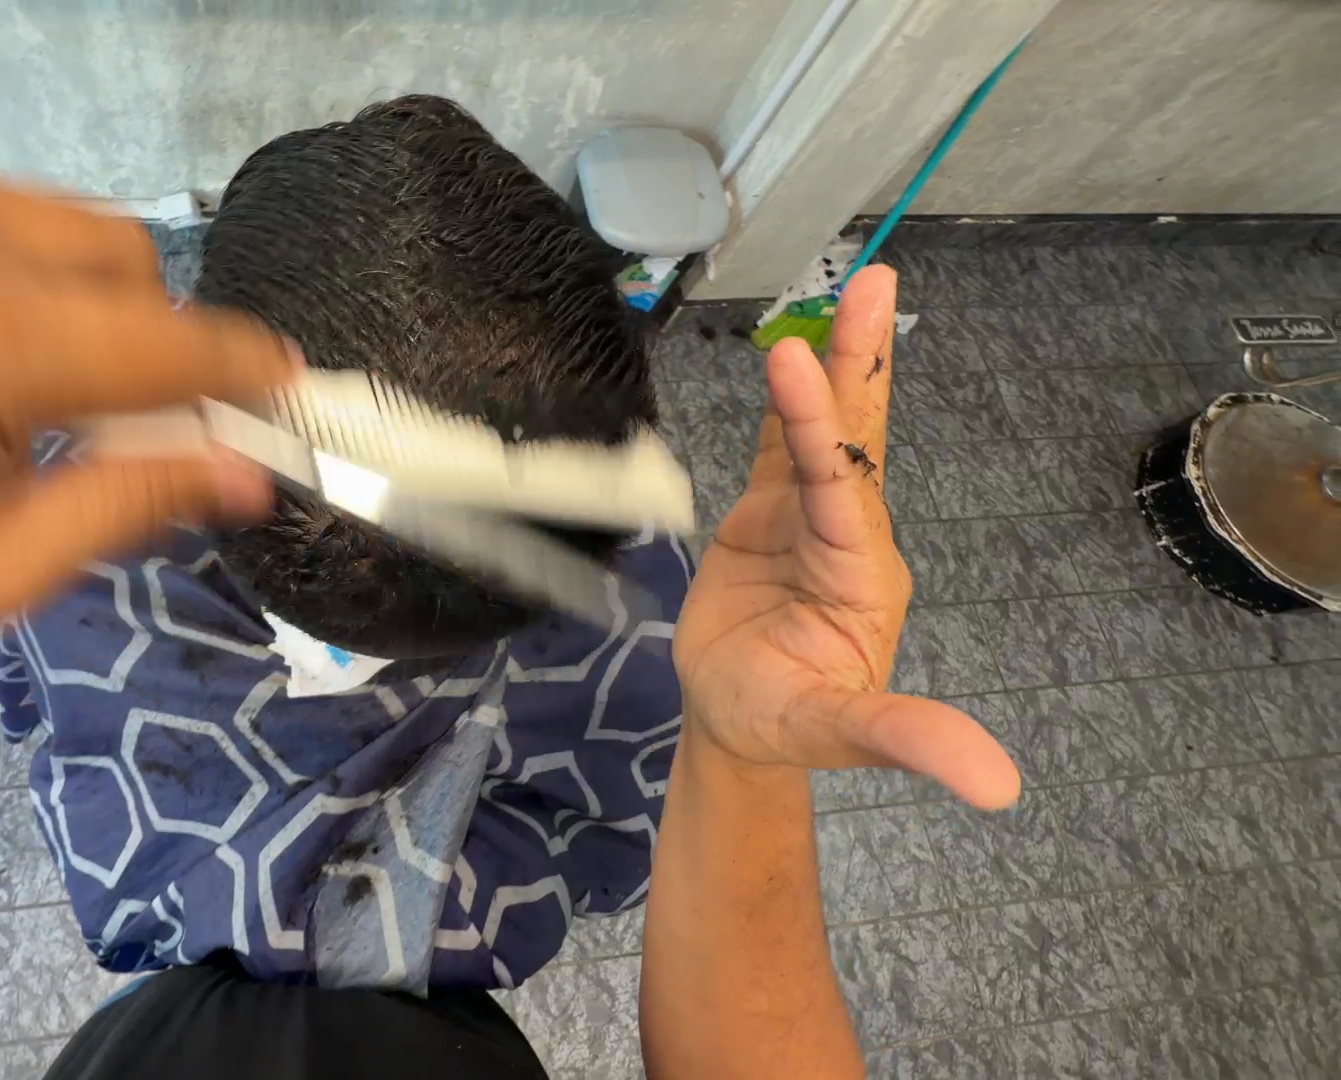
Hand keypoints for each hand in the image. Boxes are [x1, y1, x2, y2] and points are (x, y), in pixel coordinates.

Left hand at [0, 136, 291, 714]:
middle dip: (152, 338)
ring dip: (77, 303)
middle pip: (125, 256)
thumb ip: (124, 506)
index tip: (281, 385)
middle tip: (116, 416)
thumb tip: (237, 477)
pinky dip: (4, 270)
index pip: (164, 341)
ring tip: (14, 386)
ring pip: (54, 220)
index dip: (241, 368)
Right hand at [672, 266, 1019, 808]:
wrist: (740, 717)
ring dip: (830, 370)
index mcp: (862, 573)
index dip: (816, 428)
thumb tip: (1001, 788)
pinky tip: (789, 359)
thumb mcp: (839, 734)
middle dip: (861, 367)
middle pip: (857, 441)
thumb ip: (905, 738)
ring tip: (841, 300)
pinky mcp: (769, 516)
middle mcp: (846, 534)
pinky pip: (779, 451)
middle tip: (873, 283)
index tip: (793, 365)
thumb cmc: (783, 723)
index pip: (841, 489)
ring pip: (822, 436)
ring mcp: (807, 520)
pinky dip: (782, 407)